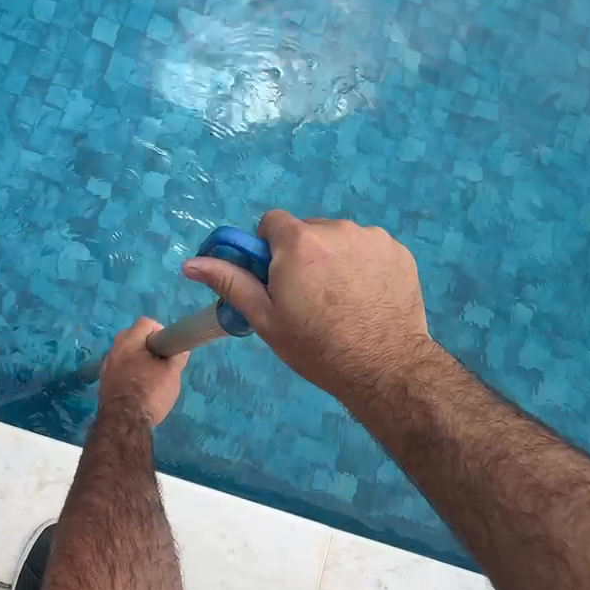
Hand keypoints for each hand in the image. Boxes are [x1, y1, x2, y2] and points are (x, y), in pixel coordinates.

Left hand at [97, 317, 188, 426]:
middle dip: (148, 345)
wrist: (124, 423)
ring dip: (138, 360)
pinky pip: (119, 369)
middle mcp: (114, 350)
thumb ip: (177, 357)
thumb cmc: (149, 392)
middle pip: (132, 336)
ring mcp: (106, 367)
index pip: (145, 323)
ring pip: (125, 354)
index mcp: (129, 341)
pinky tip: (139, 388)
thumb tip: (181, 348)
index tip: (169, 346)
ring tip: (152, 376)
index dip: (160, 330)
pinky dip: (129, 373)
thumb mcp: (171, 374)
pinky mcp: (104, 383)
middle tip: (162, 359)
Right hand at [183, 211, 439, 404]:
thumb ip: (230, 282)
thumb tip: (190, 263)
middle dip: (303, 255)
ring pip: (339, 239)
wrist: (384, 368)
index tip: (276, 279)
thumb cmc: (316, 346)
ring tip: (341, 301)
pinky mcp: (399, 252)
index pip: (272, 222)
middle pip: (307, 231)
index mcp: (298, 241)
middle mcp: (336, 228)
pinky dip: (364, 266)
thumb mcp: (265, 318)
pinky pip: (369, 249)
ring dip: (334, 259)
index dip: (269, 248)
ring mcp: (372, 238)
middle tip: (308, 297)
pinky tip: (367, 298)